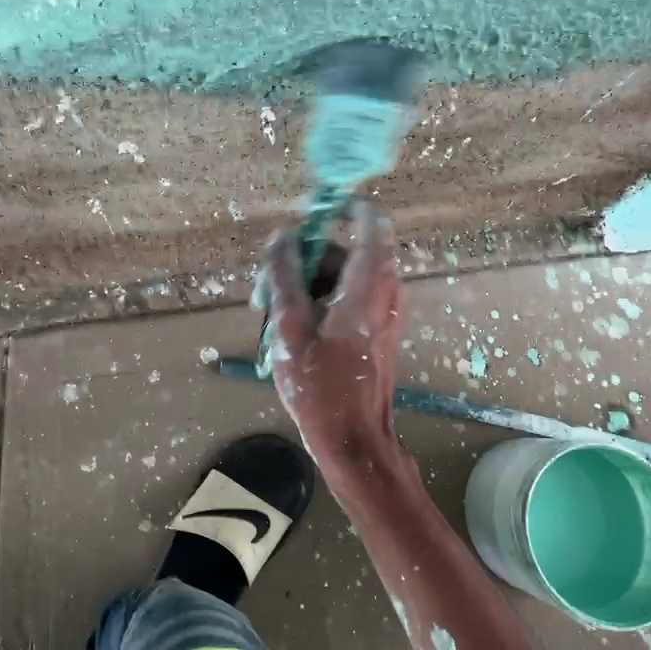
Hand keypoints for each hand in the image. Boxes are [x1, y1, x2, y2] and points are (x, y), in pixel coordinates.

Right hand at [254, 201, 406, 465]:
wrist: (355, 442)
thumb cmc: (323, 386)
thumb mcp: (290, 325)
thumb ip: (284, 274)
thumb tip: (281, 236)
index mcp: (370, 281)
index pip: (369, 219)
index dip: (338, 208)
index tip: (304, 217)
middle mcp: (384, 288)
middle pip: (343, 251)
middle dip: (302, 261)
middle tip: (265, 289)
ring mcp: (382, 310)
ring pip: (340, 276)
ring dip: (303, 287)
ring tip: (269, 317)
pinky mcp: (375, 329)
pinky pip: (345, 298)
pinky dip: (317, 304)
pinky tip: (288, 331)